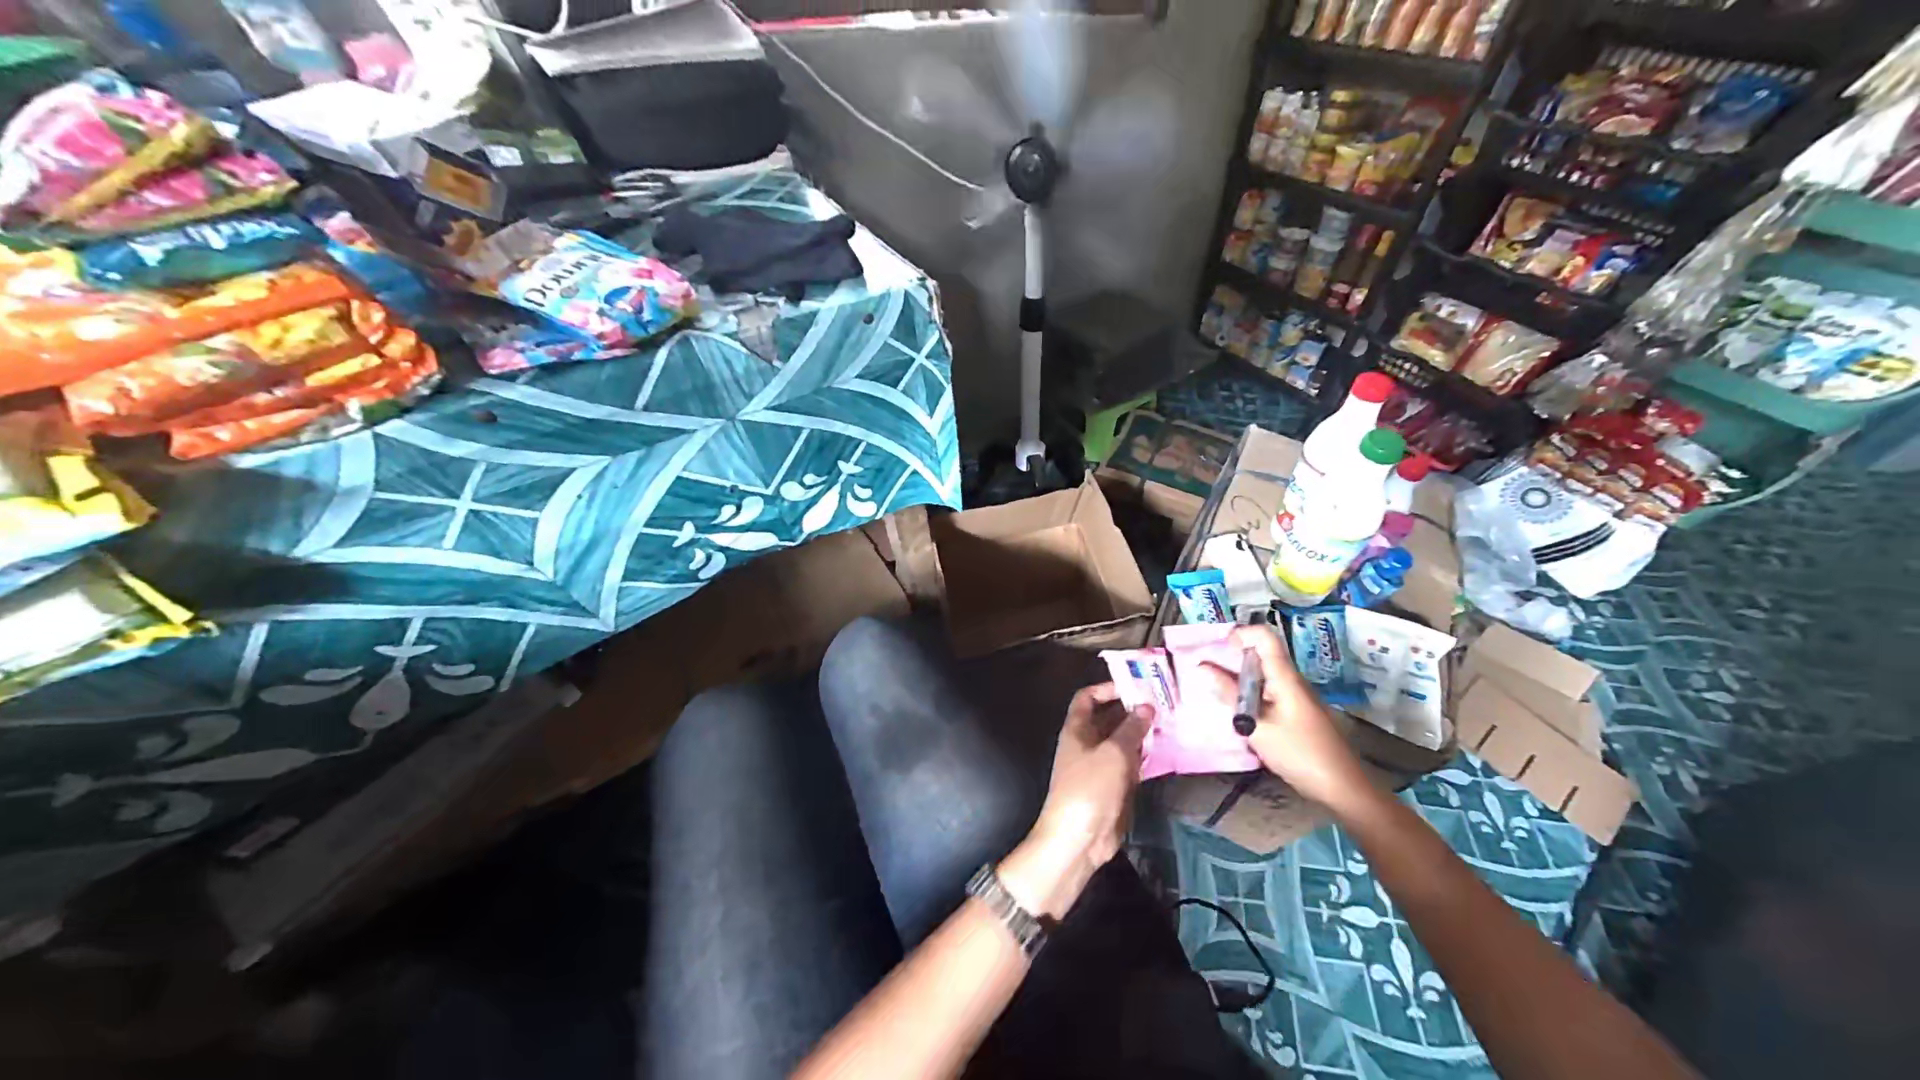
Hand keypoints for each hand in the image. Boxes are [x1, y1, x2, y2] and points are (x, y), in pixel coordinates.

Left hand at [998, 683, 1149, 918]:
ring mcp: (1101, 765)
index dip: (1107, 688)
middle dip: (1132, 709)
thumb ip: (1131, 729)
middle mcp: (1087, 743)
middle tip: (1163, 702)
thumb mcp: (1113, 753)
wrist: (1079, 837)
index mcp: (1077, 729)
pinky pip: (1131, 763)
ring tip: (1170, 721)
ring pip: (1122, 741)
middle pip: (1108, 718)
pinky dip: (1145, 755)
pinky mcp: (1114, 785)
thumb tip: (1145, 706)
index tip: (1134, 685)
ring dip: (1142, 732)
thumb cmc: (1090, 788)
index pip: (1087, 698)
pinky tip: (1166, 750)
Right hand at [1196, 625, 1369, 808]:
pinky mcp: (1297, 713)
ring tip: (1214, 690)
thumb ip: (1230, 695)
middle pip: (1262, 654)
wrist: (1343, 787)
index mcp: (1285, 678)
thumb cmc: (1300, 753)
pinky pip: (1269, 692)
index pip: (1265, 637)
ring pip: (1263, 675)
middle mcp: (1292, 681)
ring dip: (1238, 677)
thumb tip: (1203, 668)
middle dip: (1232, 657)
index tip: (1215, 648)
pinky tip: (1236, 711)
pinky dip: (1249, 694)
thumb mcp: (1257, 726)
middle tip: (1204, 669)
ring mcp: (1296, 697)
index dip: (1239, 634)